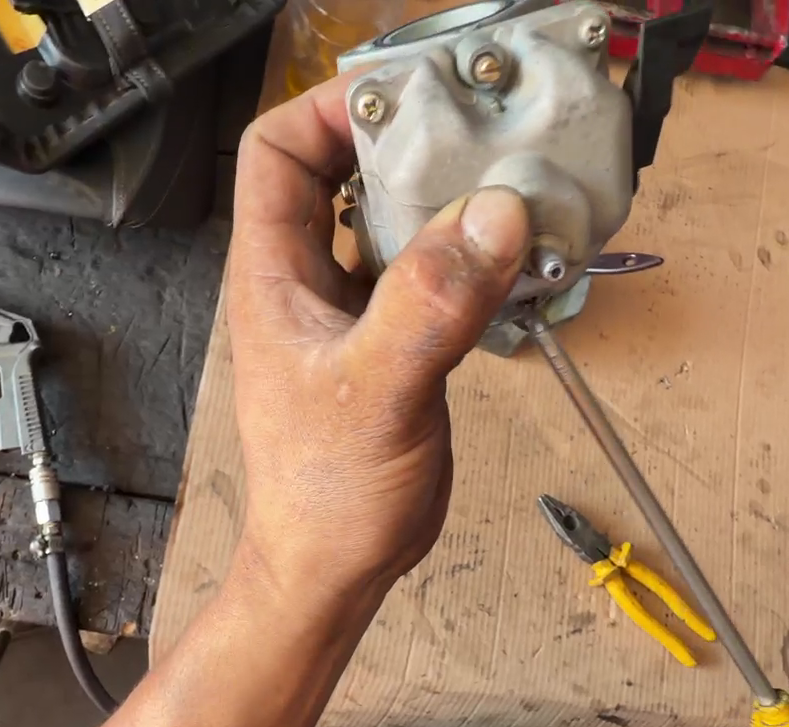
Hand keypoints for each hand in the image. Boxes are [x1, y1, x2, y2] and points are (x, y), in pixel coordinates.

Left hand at [225, 75, 528, 601]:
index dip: (332, 109)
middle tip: (482, 135)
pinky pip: (434, 280)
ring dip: (451, 205)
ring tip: (511, 191)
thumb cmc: (324, 495)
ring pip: (398, 228)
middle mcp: (311, 286)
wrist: (335, 564)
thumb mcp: (372, 393)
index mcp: (276, 278)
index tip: (407, 101)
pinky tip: (512, 264)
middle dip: (409, 147)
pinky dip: (472, 262)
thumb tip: (493, 216)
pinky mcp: (398, 348)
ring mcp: (357, 317)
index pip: (279, 152)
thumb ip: (428, 305)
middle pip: (349, 177)